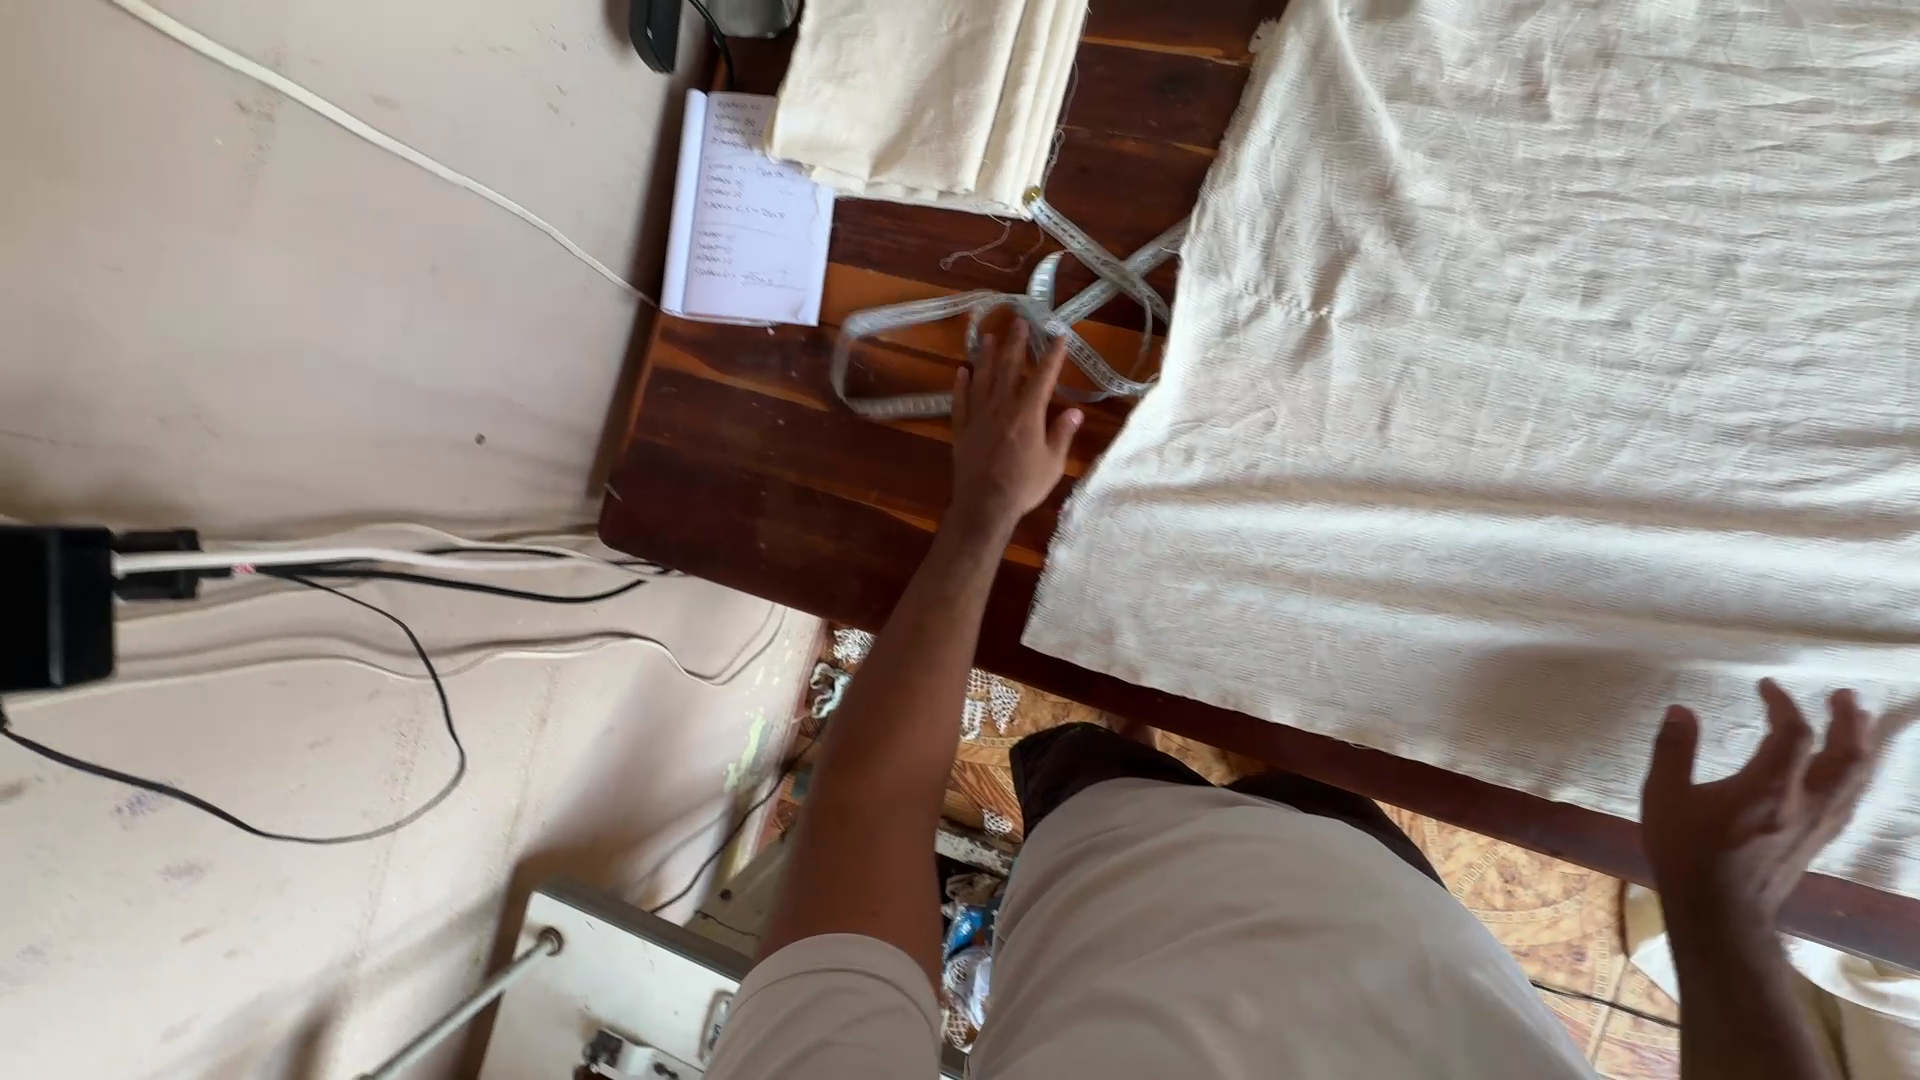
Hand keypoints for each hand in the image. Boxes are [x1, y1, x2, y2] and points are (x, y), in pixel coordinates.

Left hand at [949, 323, 1082, 531]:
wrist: (984, 505)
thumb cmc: (1023, 486)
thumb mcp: (1052, 463)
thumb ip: (1062, 435)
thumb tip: (1075, 412)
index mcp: (1028, 414)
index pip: (1043, 376)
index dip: (1052, 355)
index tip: (1059, 335)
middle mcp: (1002, 407)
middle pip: (1009, 368)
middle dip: (1016, 342)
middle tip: (1018, 321)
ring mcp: (978, 416)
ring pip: (982, 378)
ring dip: (986, 356)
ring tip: (989, 336)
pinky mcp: (961, 429)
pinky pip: (960, 401)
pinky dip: (961, 385)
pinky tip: (962, 371)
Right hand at [1641, 678, 1878, 926]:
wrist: (1718, 906)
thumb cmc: (1684, 847)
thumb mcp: (1663, 795)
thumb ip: (1673, 750)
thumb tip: (1681, 710)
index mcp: (1768, 787)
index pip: (1792, 734)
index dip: (1784, 704)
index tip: (1766, 685)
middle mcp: (1805, 802)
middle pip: (1846, 755)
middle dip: (1848, 722)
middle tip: (1843, 696)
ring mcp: (1819, 823)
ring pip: (1857, 778)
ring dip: (1861, 746)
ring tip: (1858, 724)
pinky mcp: (1819, 838)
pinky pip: (1851, 797)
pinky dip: (1854, 773)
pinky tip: (1846, 770)